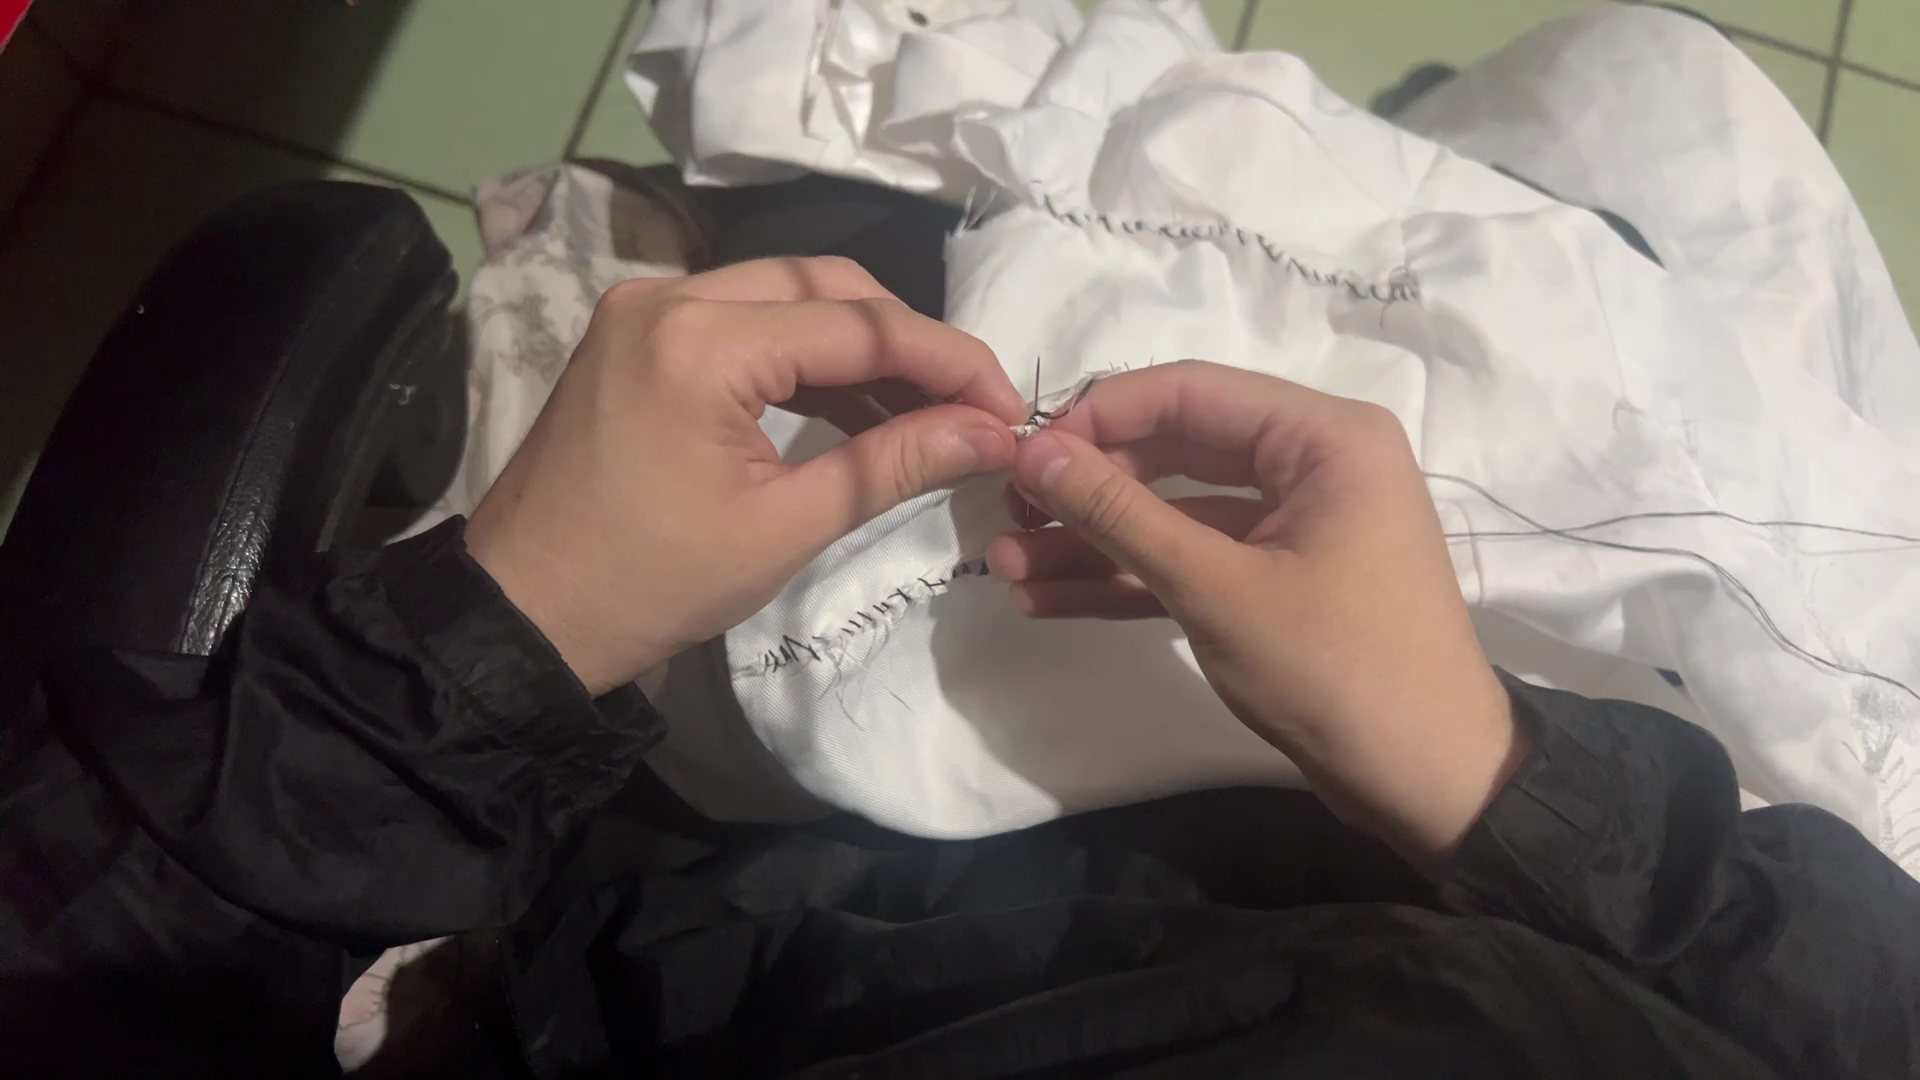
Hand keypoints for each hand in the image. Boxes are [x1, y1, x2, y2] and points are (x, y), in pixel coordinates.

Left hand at [466, 257, 1027, 694]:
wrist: (527, 615)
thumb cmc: (655, 584)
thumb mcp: (786, 528)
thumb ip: (894, 464)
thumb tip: (991, 435)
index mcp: (701, 342)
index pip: (861, 326)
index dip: (950, 361)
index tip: (1006, 405)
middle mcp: (671, 296)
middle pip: (829, 289)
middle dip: (911, 343)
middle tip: (969, 404)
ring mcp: (648, 310)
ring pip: (790, 299)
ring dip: (864, 349)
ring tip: (927, 410)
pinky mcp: (642, 337)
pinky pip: (749, 327)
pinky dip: (810, 361)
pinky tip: (857, 405)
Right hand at [987, 361, 1522, 863]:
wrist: (1425, 790)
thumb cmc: (1335, 671)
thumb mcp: (1214, 586)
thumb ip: (1119, 513)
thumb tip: (1034, 452)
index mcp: (1320, 437)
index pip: (1186, 393)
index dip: (1096, 418)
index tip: (1024, 455)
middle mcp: (1305, 464)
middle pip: (1170, 453)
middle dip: (1085, 492)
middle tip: (1008, 515)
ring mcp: (1283, 525)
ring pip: (1169, 514)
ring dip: (1092, 542)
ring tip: (1008, 569)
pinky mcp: (1265, 577)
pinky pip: (1185, 561)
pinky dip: (1125, 579)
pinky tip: (1048, 598)